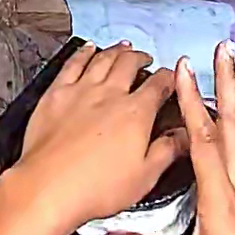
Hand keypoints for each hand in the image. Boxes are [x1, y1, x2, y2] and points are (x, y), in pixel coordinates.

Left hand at [0, 42, 186, 234]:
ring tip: (123, 47)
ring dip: (116, 50)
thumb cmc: (95, 187)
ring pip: (103, 58)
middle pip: (129, 64)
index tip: (171, 77)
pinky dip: (83, 52)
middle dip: (141, 58)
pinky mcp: (57, 92)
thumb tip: (185, 136)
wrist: (49, 185)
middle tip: (146, 58)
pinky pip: (73, 63)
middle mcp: (109, 94)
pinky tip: (87, 48)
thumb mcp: (144, 177)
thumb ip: (167, 150)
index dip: (168, 78)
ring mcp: (81, 90)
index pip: (158, 85)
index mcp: (135, 113)